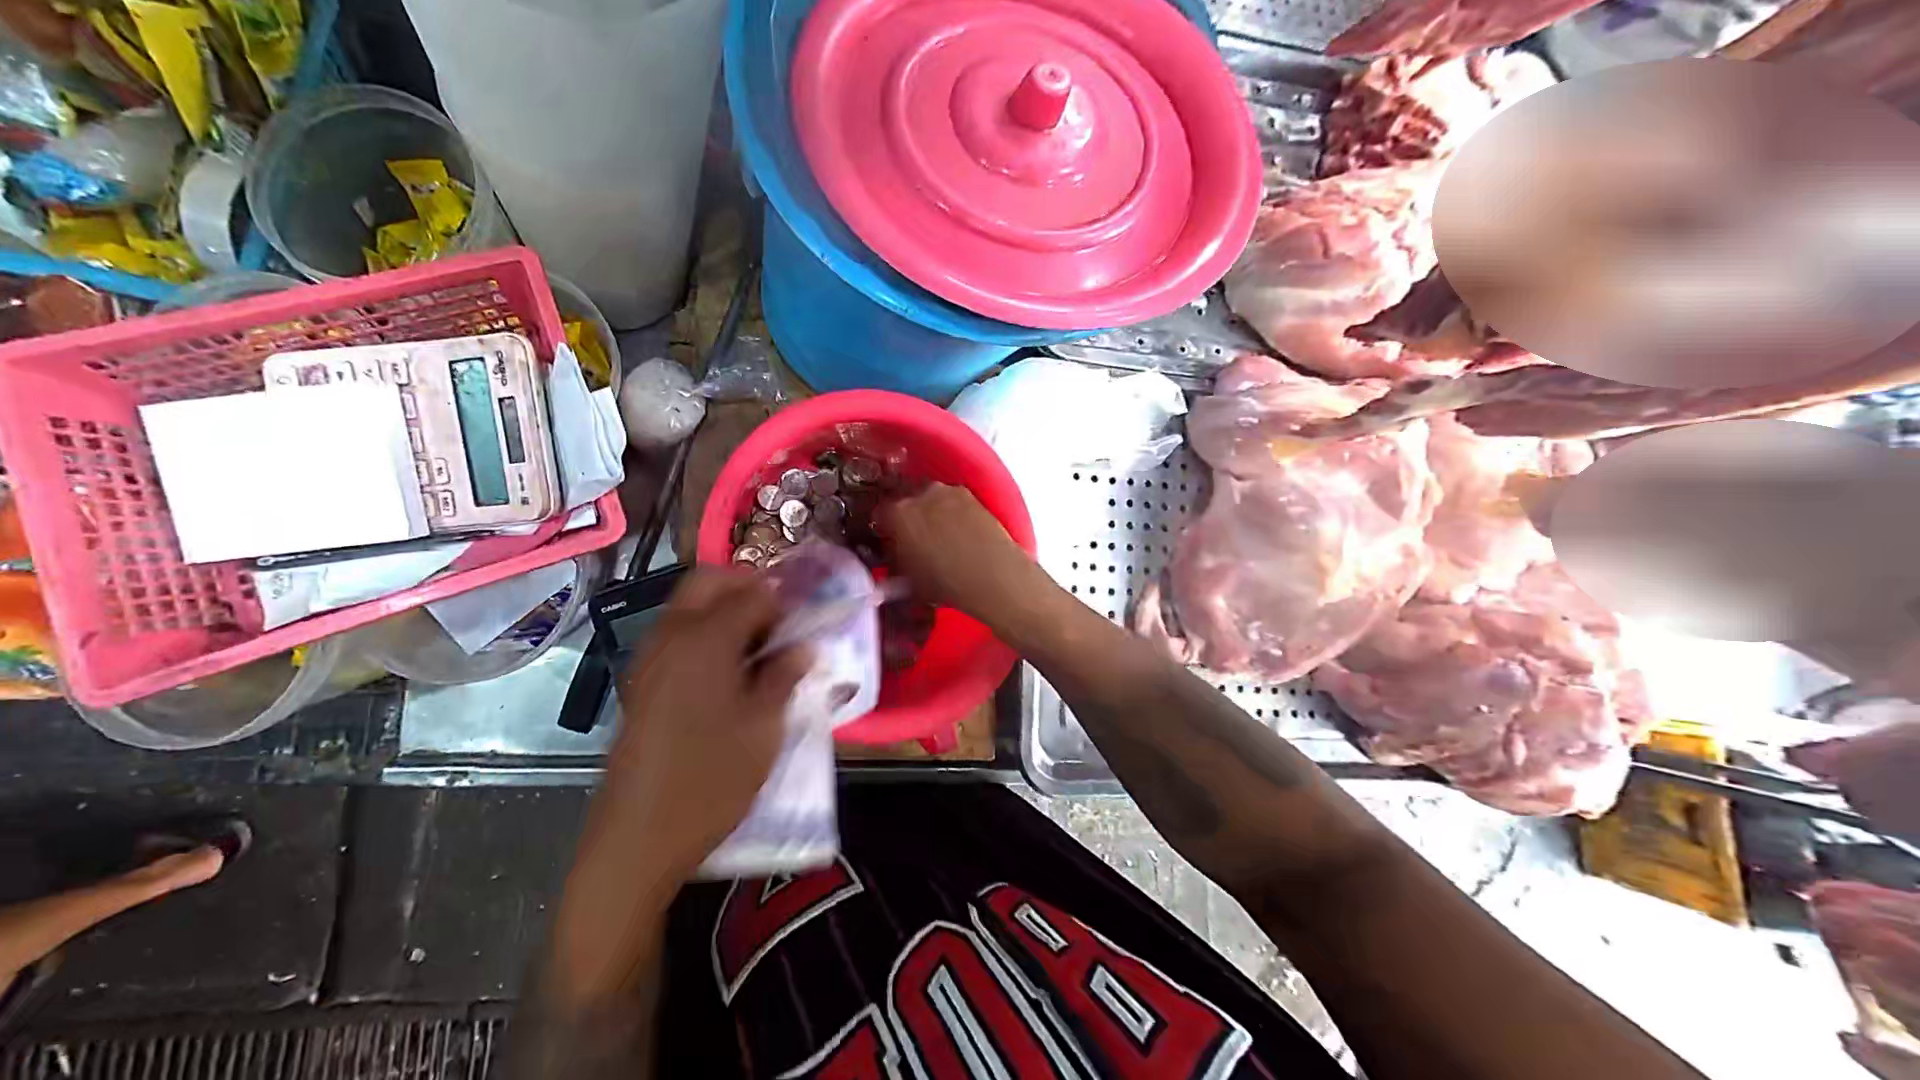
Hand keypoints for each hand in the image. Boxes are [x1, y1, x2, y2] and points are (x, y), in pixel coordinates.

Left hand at [547, 569, 808, 1010]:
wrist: (638, 837)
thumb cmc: (711, 780)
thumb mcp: (764, 728)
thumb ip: (784, 676)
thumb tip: (801, 647)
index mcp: (704, 639)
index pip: (751, 592)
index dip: (783, 600)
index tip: (804, 621)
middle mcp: (670, 636)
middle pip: (707, 582)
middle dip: (745, 587)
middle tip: (778, 619)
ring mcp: (648, 659)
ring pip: (687, 606)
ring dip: (723, 609)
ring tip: (758, 647)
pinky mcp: (640, 684)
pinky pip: (675, 636)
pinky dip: (704, 633)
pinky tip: (727, 672)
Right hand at [877, 483, 1040, 623]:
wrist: (993, 575)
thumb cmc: (945, 582)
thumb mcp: (909, 580)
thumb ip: (895, 562)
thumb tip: (895, 556)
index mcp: (898, 512)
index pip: (879, 513)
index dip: (883, 527)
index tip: (887, 539)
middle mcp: (921, 493)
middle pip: (906, 500)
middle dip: (907, 515)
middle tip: (912, 537)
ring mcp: (950, 492)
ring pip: (931, 498)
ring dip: (931, 511)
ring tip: (939, 535)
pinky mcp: (973, 496)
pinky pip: (953, 502)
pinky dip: (952, 513)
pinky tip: (959, 533)